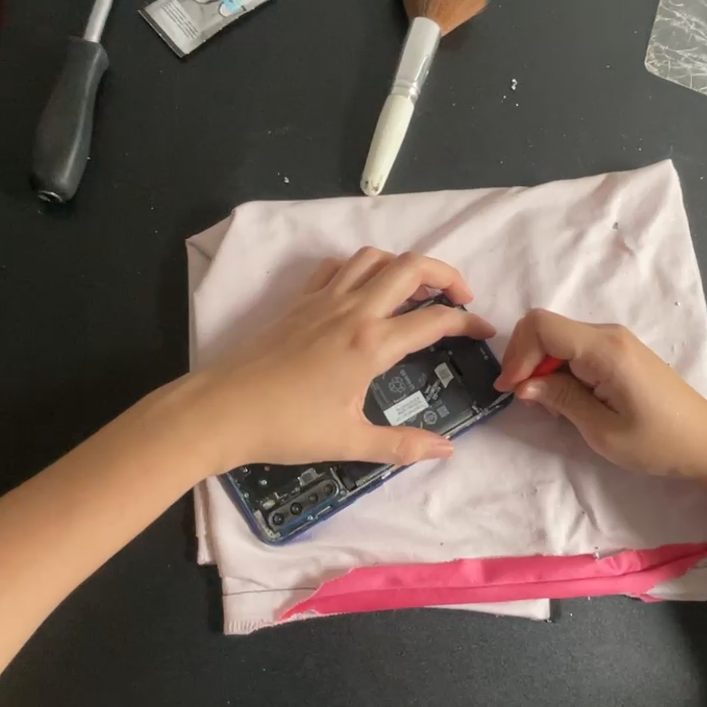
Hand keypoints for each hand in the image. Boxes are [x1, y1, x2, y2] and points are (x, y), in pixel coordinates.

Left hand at [183, 247, 495, 472]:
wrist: (222, 410)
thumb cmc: (287, 428)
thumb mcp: (350, 442)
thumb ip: (403, 445)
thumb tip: (446, 450)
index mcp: (370, 343)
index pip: (434, 319)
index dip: (468, 322)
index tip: (484, 331)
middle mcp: (352, 310)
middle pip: (411, 267)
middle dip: (446, 274)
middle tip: (462, 299)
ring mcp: (323, 300)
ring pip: (374, 257)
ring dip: (404, 265)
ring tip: (417, 291)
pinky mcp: (300, 302)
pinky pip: (337, 267)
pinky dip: (361, 268)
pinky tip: (365, 290)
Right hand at [494, 309, 706, 482]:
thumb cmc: (659, 443)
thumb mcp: (603, 431)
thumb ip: (560, 400)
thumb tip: (523, 385)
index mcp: (605, 349)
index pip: (542, 326)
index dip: (517, 354)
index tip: (510, 391)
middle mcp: (609, 334)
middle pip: (546, 328)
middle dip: (525, 360)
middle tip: (525, 400)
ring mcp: (615, 341)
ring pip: (558, 339)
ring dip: (541, 368)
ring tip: (549, 406)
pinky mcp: (619, 353)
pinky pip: (574, 349)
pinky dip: (558, 370)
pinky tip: (566, 400)